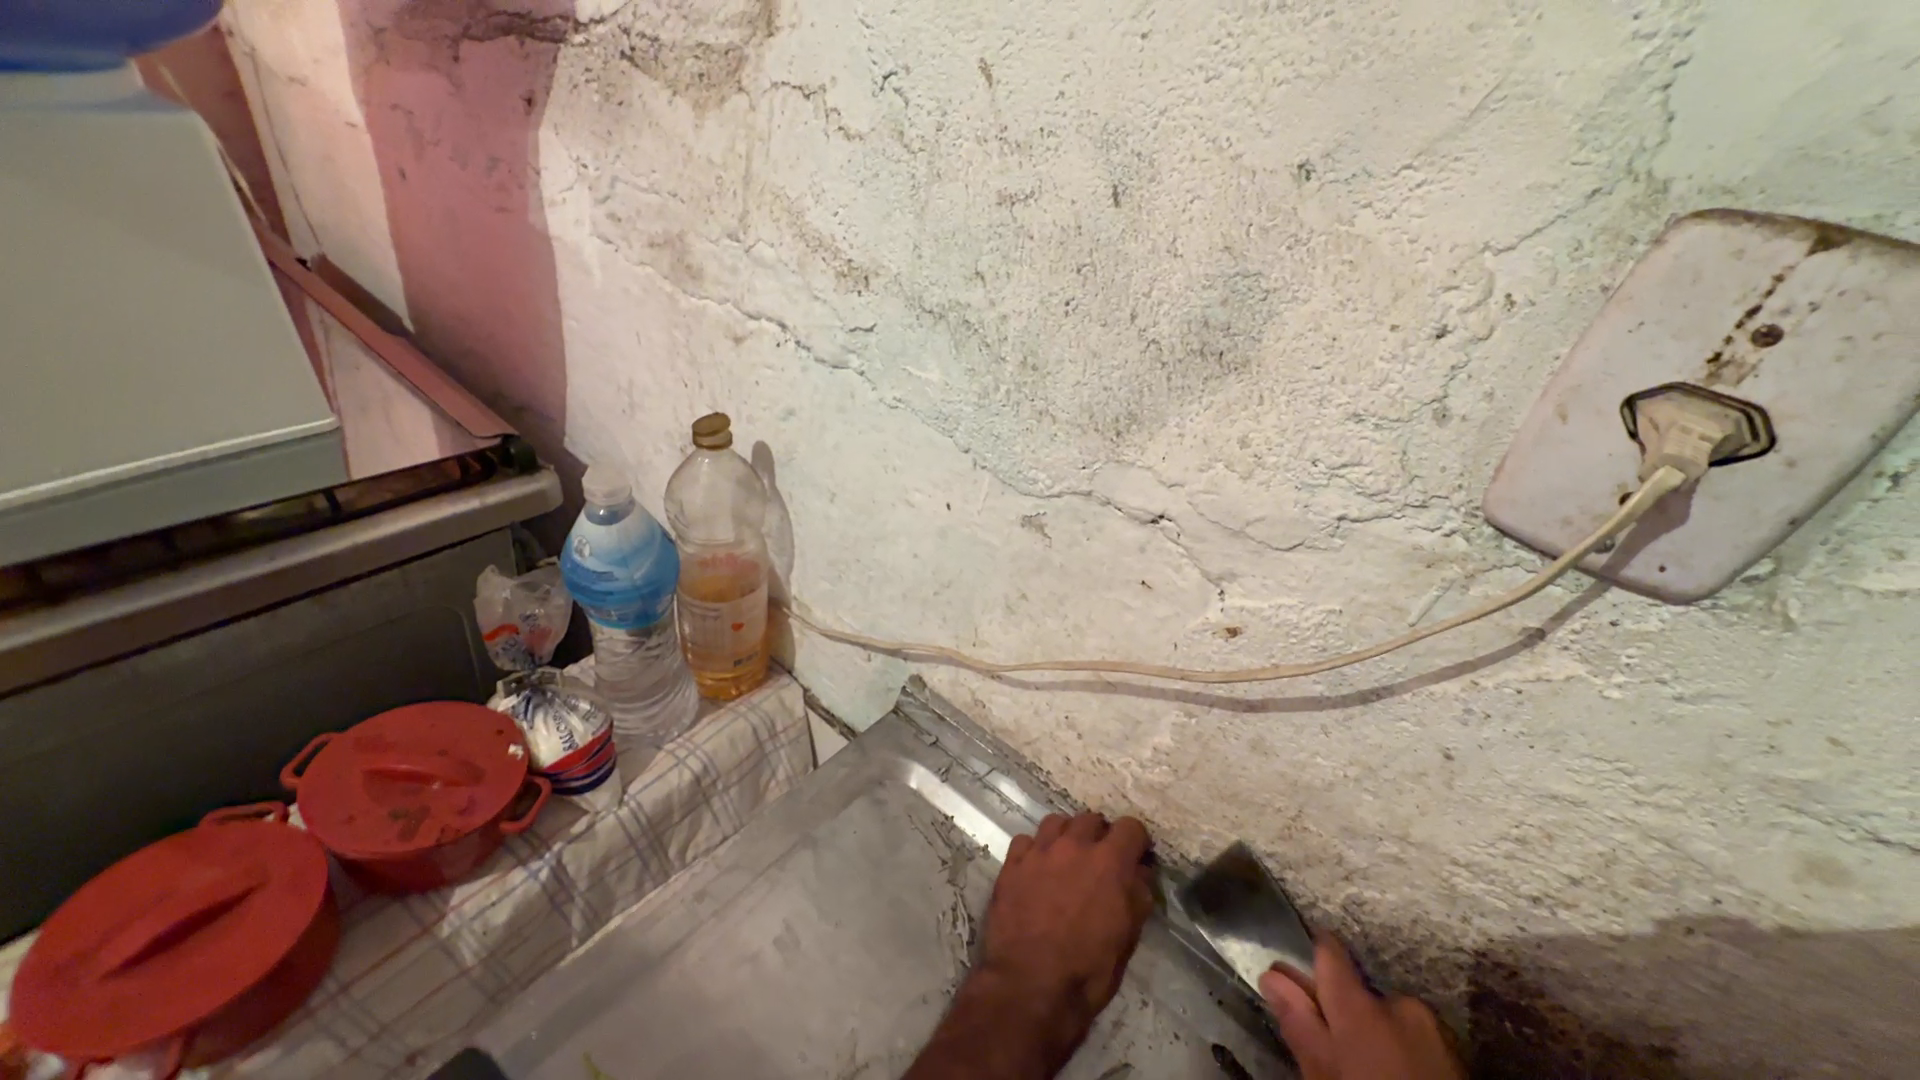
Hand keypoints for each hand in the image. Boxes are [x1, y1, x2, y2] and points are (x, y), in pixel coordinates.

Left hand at [983, 812, 1155, 1026]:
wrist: (1031, 985)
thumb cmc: (1089, 969)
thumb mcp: (1128, 936)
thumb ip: (1137, 894)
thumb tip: (1139, 871)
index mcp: (1109, 862)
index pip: (1131, 827)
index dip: (1136, 841)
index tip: (1135, 856)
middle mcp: (1073, 846)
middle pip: (1090, 819)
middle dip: (1099, 835)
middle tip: (1099, 861)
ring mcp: (1038, 852)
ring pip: (1056, 822)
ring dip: (1066, 836)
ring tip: (1066, 859)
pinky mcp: (1011, 864)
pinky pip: (1026, 841)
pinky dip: (1035, 850)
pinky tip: (1036, 871)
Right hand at [1260, 937, 1466, 1079]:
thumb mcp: (1324, 1075)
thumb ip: (1299, 1024)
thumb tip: (1271, 976)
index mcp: (1362, 1006)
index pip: (1329, 953)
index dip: (1309, 957)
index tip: (1294, 975)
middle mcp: (1400, 1003)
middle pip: (1358, 993)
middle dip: (1343, 1015)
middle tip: (1335, 1054)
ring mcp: (1435, 1029)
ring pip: (1388, 1017)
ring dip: (1375, 1035)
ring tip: (1368, 1070)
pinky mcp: (1457, 1054)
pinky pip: (1416, 1038)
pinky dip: (1401, 1052)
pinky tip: (1395, 1076)